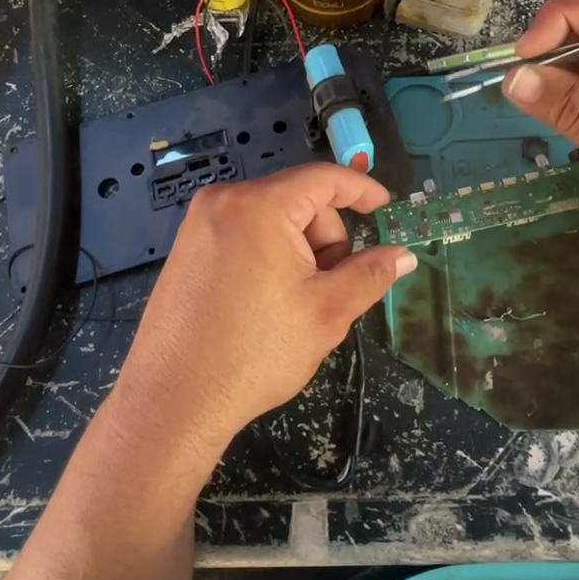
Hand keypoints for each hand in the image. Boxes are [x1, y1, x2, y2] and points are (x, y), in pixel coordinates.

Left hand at [111, 163, 416, 451]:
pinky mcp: (187, 248)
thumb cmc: (255, 352)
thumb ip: (370, 274)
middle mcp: (224, 201)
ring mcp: (200, 224)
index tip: (386, 207)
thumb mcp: (327, 312)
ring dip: (298, 252)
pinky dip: (270, 256)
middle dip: (325, 240)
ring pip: (274, 220)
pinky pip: (245, 234)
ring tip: (293, 305)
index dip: (361, 190)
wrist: (173, 400)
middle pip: (299, 201)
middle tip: (326, 291)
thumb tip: (404, 254)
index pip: (323, 178)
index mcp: (260, 206)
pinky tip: (265, 303)